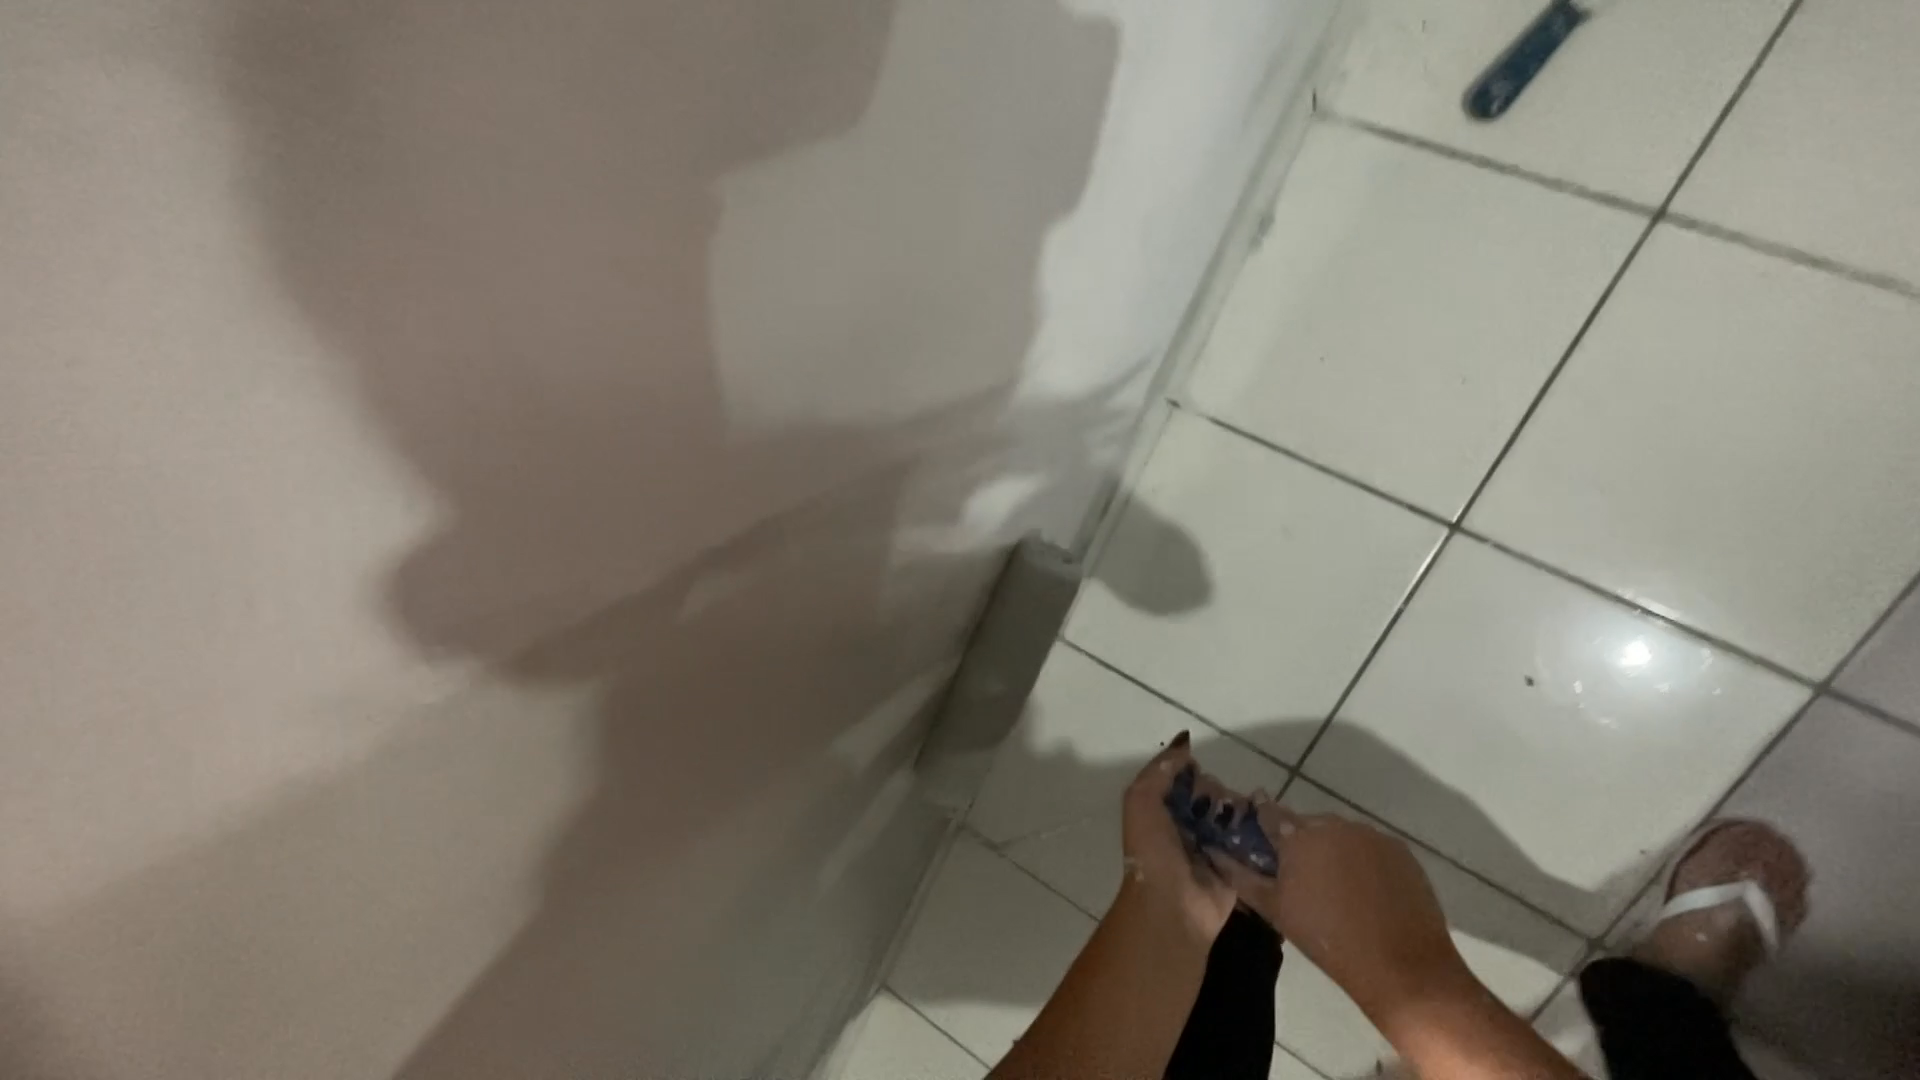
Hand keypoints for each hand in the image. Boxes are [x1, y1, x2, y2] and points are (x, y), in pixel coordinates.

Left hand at [1117, 731, 1237, 944]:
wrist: (1173, 906)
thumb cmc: (1153, 851)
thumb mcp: (1141, 801)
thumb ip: (1160, 770)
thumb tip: (1185, 743)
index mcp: (1163, 810)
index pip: (1187, 780)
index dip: (1195, 776)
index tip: (1199, 783)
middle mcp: (1189, 826)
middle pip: (1215, 795)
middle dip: (1219, 795)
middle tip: (1217, 809)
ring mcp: (1215, 846)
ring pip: (1236, 815)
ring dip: (1239, 812)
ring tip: (1239, 820)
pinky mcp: (1238, 866)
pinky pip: (1252, 841)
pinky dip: (1258, 832)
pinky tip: (1262, 827)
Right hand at [1211, 797, 1472, 1022]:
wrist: (1403, 967)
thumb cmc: (1327, 939)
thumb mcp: (1275, 910)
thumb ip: (1241, 876)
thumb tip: (1214, 852)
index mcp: (1297, 836)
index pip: (1269, 813)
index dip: (1261, 821)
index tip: (1257, 834)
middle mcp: (1333, 825)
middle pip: (1307, 825)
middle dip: (1300, 843)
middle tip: (1301, 877)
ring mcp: (1371, 835)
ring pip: (1340, 835)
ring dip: (1332, 851)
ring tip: (1336, 889)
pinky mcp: (1401, 851)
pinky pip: (1370, 847)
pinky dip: (1363, 861)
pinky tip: (1366, 892)